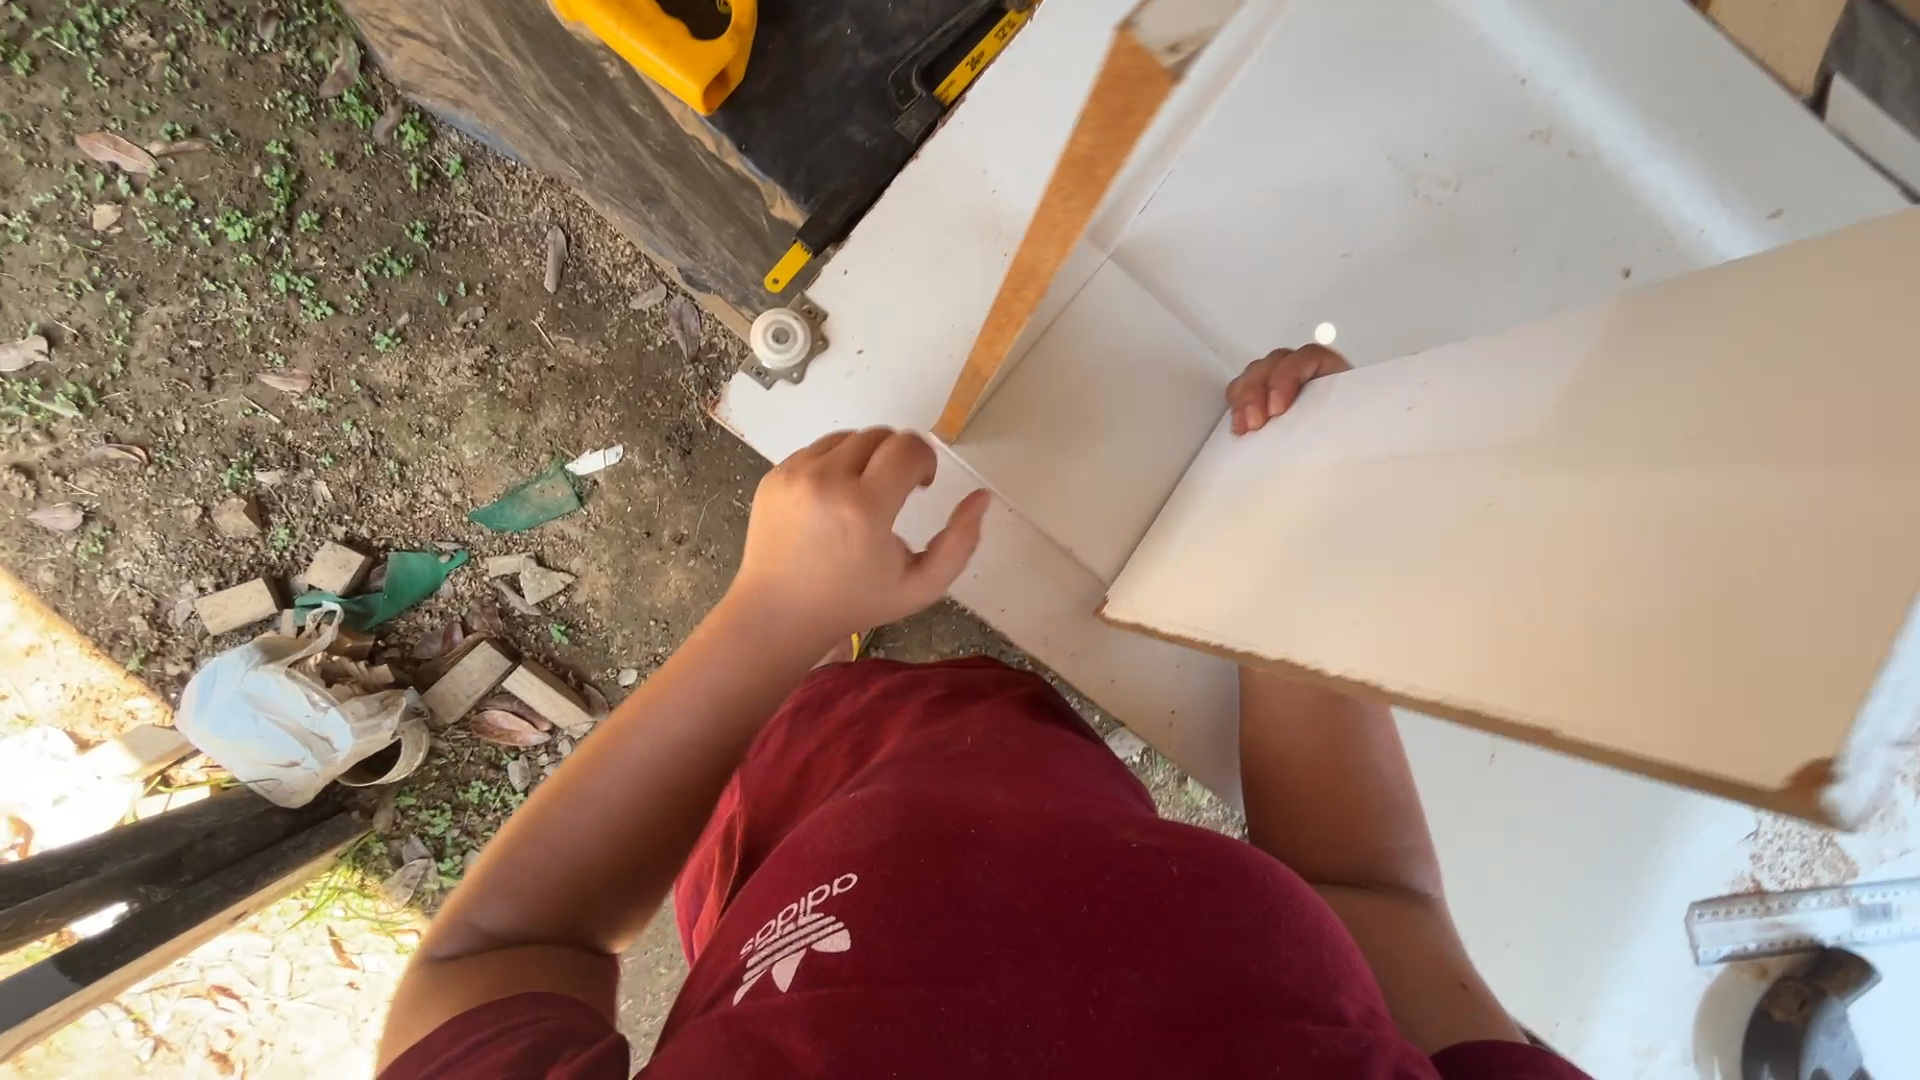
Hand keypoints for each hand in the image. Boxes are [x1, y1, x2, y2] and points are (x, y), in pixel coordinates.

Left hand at [729, 428, 990, 643]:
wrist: (779, 615)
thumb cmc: (854, 603)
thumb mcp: (920, 586)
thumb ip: (960, 543)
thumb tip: (981, 497)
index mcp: (864, 509)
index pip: (908, 447)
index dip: (925, 461)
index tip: (922, 485)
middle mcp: (826, 481)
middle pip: (880, 435)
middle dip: (897, 456)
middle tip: (897, 491)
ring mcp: (794, 475)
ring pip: (848, 438)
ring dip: (866, 457)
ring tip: (864, 494)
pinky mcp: (774, 476)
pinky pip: (817, 450)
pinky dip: (834, 465)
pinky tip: (834, 500)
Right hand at [1227, 343, 1350, 434]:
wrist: (1354, 462)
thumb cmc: (1352, 440)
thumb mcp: (1352, 429)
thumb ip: (1338, 425)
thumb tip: (1327, 436)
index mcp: (1334, 373)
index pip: (1308, 357)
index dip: (1287, 376)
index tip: (1278, 409)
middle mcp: (1306, 375)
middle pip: (1274, 363)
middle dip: (1258, 390)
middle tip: (1257, 423)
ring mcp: (1281, 386)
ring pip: (1254, 375)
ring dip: (1243, 399)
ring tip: (1244, 428)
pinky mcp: (1264, 403)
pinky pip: (1242, 392)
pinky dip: (1236, 407)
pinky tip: (1238, 428)